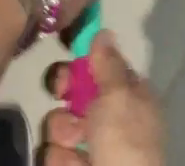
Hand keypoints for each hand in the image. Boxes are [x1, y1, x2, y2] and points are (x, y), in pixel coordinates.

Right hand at [40, 32, 165, 165]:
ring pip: (59, 124)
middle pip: (75, 93)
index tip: (68, 58)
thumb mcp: (119, 95)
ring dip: (62, 132)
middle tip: (61, 94)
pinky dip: (60, 160)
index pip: (102, 68)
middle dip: (64, 96)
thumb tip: (104, 31)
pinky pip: (53, 154)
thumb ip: (107, 63)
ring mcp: (91, 150)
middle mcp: (111, 121)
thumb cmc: (124, 143)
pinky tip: (70, 165)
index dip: (83, 62)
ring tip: (74, 148)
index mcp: (131, 98)